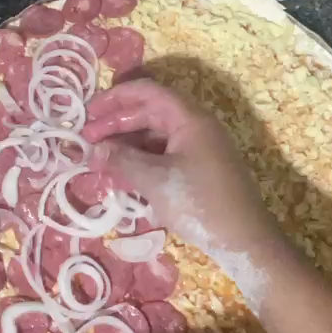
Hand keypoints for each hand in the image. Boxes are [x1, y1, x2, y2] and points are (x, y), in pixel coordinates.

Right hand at [83, 79, 287, 265]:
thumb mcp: (155, 180)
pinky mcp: (198, 169)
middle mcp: (195, 127)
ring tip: (99, 161)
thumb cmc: (199, 202)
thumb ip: (122, 160)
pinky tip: (121, 176)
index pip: (147, 92)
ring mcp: (198, 148)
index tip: (88, 112)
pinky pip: (163, 154)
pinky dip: (140, 160)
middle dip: (116, 124)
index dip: (115, 98)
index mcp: (189, 118)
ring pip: (154, 136)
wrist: (244, 240)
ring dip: (126, 145)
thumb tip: (93, 149)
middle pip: (149, 113)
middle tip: (86, 140)